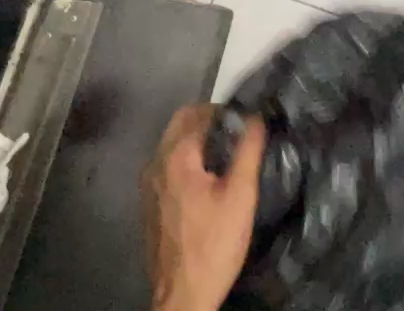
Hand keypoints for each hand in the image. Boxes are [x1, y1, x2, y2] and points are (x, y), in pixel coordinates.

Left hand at [144, 104, 264, 310]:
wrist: (182, 296)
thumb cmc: (214, 244)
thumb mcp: (241, 196)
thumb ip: (248, 151)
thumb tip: (256, 117)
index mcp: (176, 156)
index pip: (200, 113)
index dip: (226, 112)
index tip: (247, 122)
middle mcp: (155, 162)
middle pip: (181, 121)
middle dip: (209, 119)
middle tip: (236, 134)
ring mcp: (148, 183)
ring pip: (172, 142)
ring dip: (196, 138)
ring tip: (225, 155)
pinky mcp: (148, 201)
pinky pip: (167, 163)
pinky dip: (186, 158)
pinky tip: (206, 179)